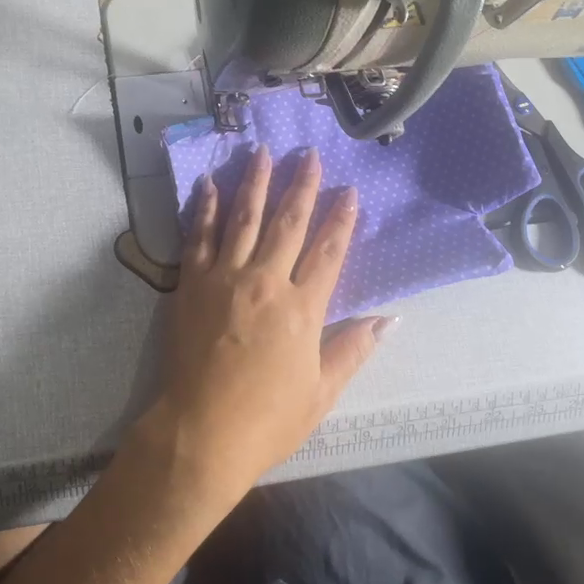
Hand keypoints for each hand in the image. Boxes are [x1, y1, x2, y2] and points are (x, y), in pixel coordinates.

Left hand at [138, 146, 389, 496]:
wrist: (201, 430)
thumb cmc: (267, 419)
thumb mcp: (322, 392)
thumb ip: (352, 349)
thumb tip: (391, 318)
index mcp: (302, 308)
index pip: (329, 251)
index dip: (341, 219)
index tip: (349, 190)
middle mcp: (265, 281)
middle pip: (288, 223)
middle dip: (301, 185)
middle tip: (308, 154)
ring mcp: (224, 278)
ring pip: (243, 218)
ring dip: (254, 181)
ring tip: (261, 152)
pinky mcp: (191, 283)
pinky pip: (199, 235)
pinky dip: (205, 207)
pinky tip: (210, 183)